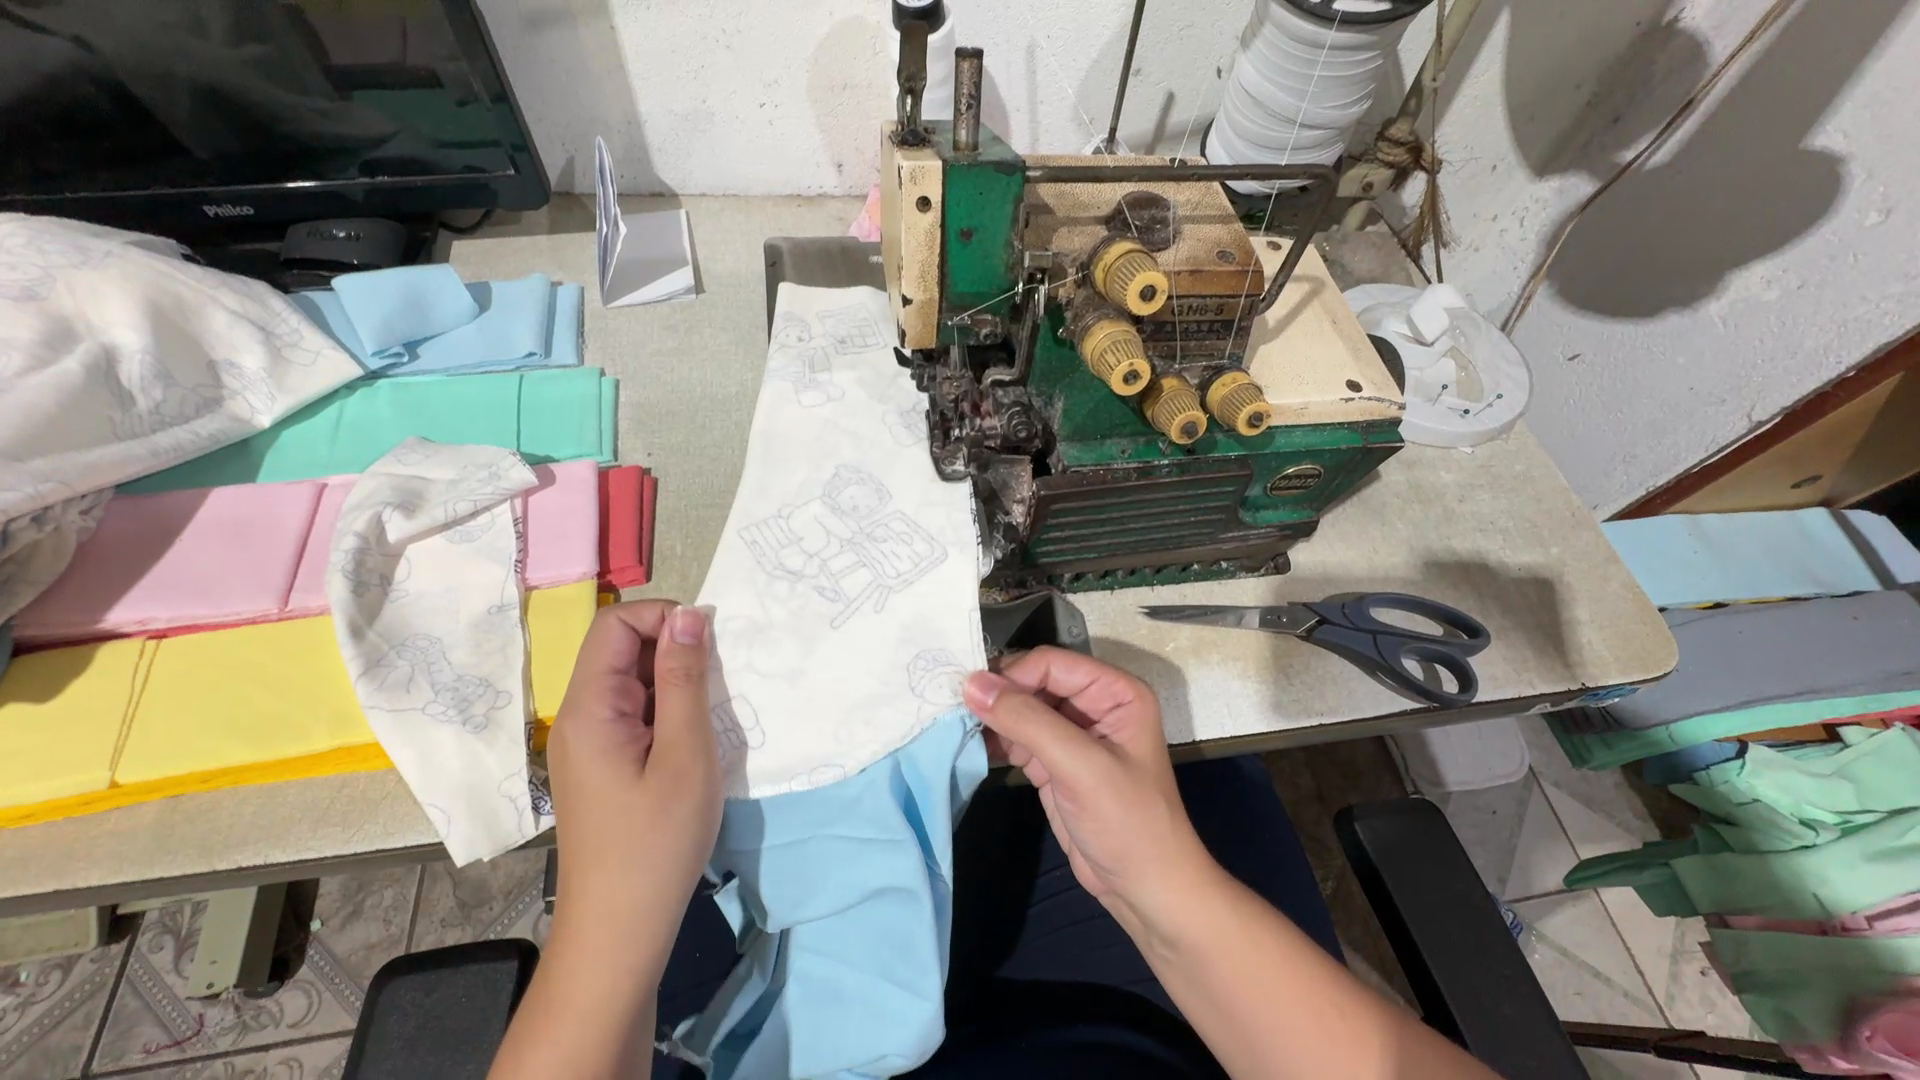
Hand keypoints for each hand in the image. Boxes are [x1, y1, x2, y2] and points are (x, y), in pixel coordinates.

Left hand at [546, 601, 719, 939]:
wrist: (620, 929)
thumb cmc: (657, 842)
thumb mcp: (686, 754)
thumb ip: (686, 679)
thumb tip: (689, 616)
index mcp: (590, 708)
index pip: (614, 625)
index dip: (663, 618)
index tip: (710, 645)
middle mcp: (578, 718)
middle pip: (619, 651)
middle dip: (672, 652)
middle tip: (716, 689)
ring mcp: (586, 746)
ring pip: (629, 684)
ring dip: (673, 685)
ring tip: (707, 721)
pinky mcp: (600, 768)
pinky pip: (631, 716)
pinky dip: (665, 714)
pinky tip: (690, 746)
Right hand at [963, 648, 1215, 927]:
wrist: (1146, 890)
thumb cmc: (1127, 822)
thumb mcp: (1080, 766)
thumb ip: (1027, 721)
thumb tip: (972, 685)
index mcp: (1115, 692)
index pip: (1051, 664)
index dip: (1012, 675)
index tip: (971, 697)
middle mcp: (1094, 704)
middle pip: (1032, 682)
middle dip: (997, 695)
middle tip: (954, 709)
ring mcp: (1072, 735)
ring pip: (1020, 709)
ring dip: (991, 718)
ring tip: (957, 728)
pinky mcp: (1054, 763)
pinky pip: (1017, 737)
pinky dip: (995, 741)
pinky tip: (974, 748)